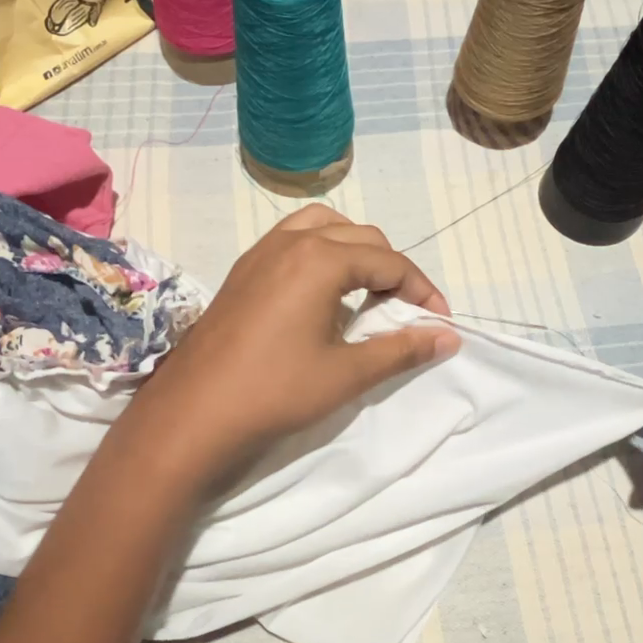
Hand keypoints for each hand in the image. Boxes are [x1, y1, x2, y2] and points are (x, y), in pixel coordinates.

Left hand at [123, 206, 459, 490]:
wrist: (194, 413)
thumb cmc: (275, 392)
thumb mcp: (347, 374)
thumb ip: (401, 349)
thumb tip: (448, 336)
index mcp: (320, 259)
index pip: (390, 262)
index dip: (422, 291)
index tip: (439, 322)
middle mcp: (291, 242)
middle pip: (360, 237)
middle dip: (392, 269)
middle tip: (405, 311)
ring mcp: (261, 253)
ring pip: (323, 229)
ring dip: (354, 252)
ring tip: (366, 292)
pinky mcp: (242, 271)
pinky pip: (293, 241)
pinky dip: (321, 254)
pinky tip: (322, 296)